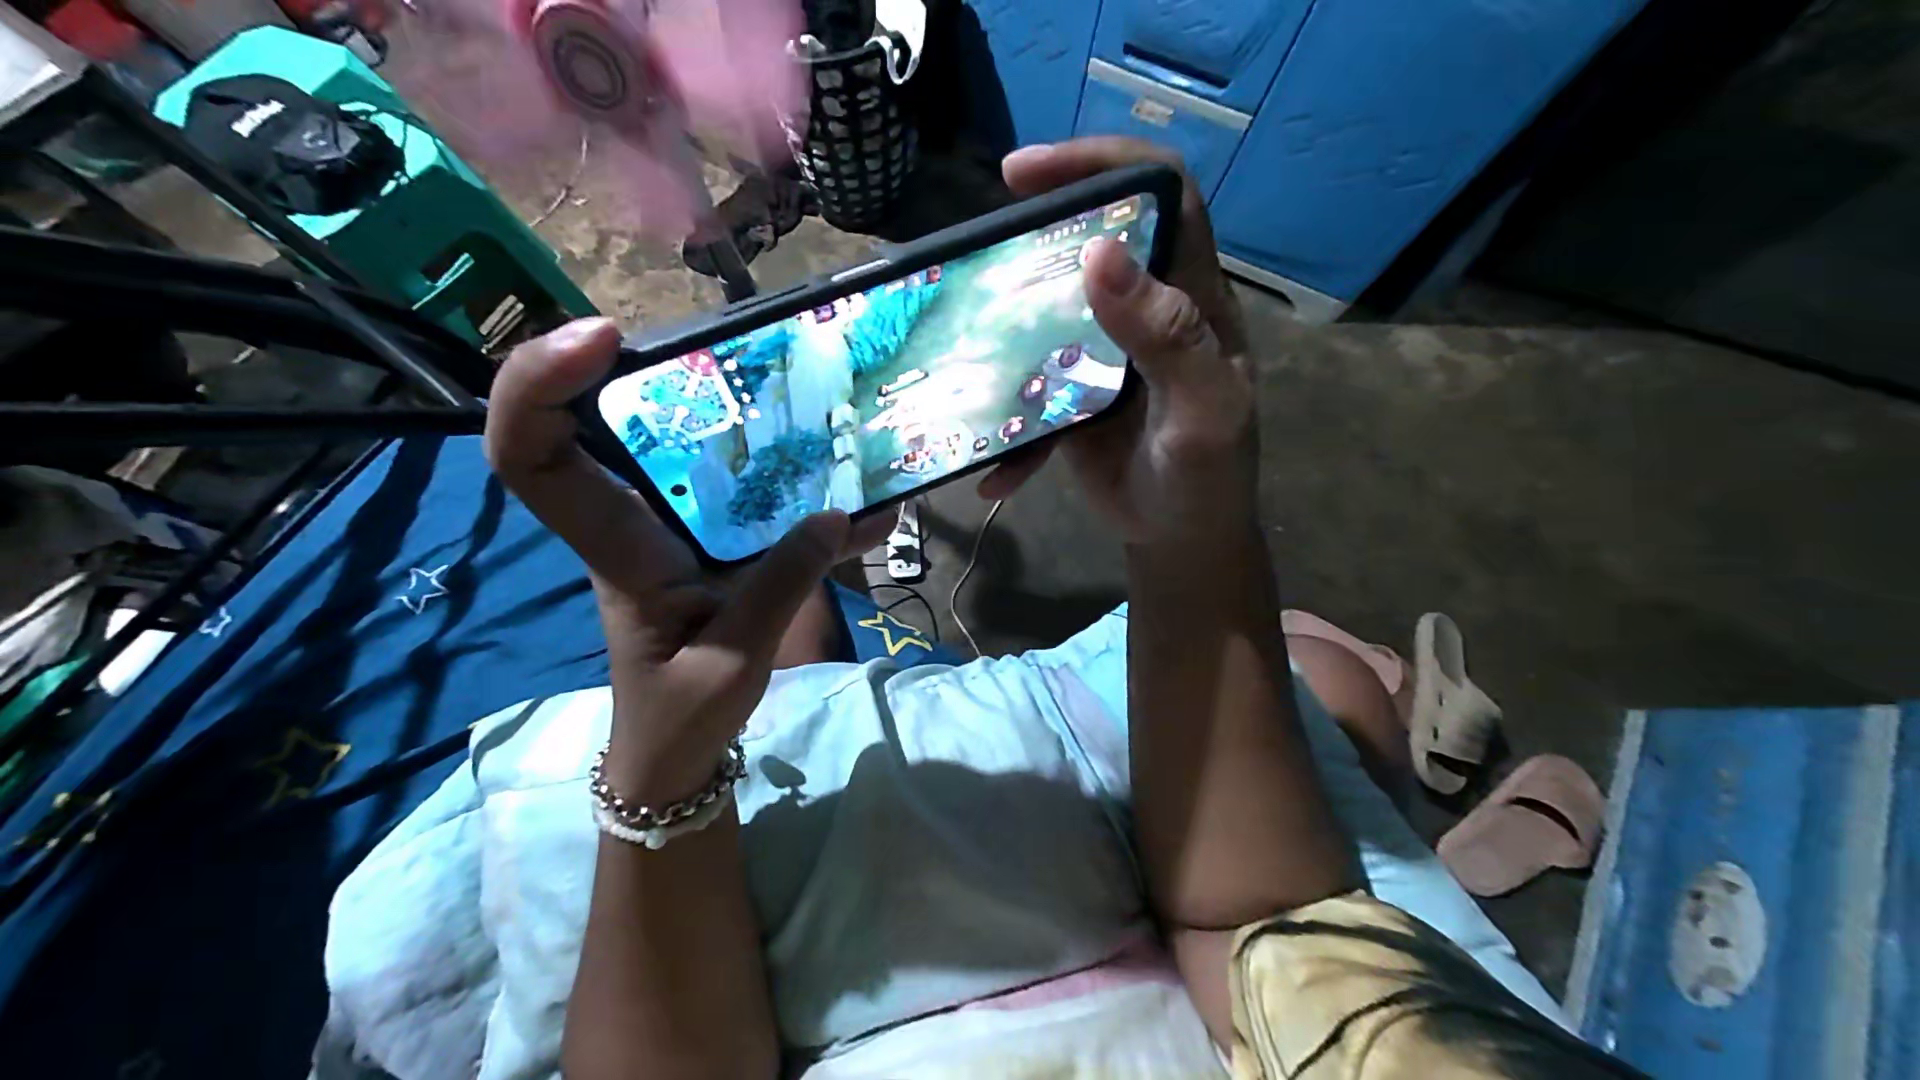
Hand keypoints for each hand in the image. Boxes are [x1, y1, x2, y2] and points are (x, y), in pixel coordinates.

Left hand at [484, 318, 876, 800]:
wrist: (676, 753)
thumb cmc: (681, 716)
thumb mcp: (732, 661)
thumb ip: (781, 586)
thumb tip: (838, 514)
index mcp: (618, 550)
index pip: (534, 459)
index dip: (539, 386)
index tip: (603, 337)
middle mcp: (635, 522)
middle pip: (604, 424)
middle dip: (653, 371)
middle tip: (735, 349)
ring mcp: (674, 529)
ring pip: (684, 451)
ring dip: (741, 416)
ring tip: (814, 400)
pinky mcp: (712, 544)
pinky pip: (747, 495)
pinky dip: (799, 487)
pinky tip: (861, 499)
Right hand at [977, 138, 1258, 550]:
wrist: (1179, 537)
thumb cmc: (1206, 479)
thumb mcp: (1202, 412)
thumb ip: (1167, 337)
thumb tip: (1100, 255)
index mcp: (1191, 300)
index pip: (1162, 197)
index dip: (1104, 164)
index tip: (1028, 171)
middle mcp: (1144, 313)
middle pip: (1093, 241)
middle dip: (1036, 228)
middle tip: (978, 241)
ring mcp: (1102, 354)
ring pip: (1049, 308)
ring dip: (1004, 317)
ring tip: (960, 332)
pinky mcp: (1071, 396)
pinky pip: (1028, 388)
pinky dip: (1007, 425)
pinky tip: (996, 473)